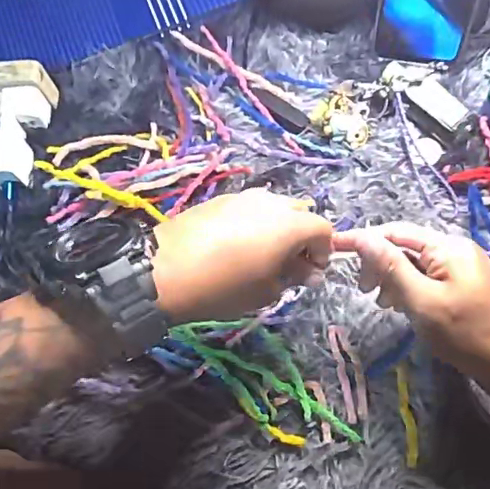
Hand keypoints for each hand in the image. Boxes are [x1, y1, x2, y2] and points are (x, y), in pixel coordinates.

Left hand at [152, 189, 333, 321]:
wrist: (166, 270)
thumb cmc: (225, 287)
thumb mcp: (266, 292)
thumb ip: (293, 277)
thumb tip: (308, 272)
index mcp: (291, 224)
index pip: (323, 229)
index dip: (323, 251)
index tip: (312, 272)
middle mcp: (271, 202)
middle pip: (300, 213)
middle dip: (302, 236)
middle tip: (290, 263)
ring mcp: (243, 196)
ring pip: (273, 207)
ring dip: (277, 228)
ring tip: (262, 254)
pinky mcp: (219, 199)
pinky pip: (248, 208)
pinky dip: (254, 223)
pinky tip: (237, 246)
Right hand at [333, 222, 489, 374]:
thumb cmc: (463, 333)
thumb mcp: (421, 300)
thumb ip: (391, 267)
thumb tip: (362, 238)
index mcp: (447, 246)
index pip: (394, 232)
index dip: (362, 239)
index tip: (333, 247)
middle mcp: (455, 248)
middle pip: (404, 244)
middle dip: (378, 262)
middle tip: (363, 290)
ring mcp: (462, 265)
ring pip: (414, 261)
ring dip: (391, 277)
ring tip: (381, 302)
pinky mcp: (463, 282)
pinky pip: (426, 275)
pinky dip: (407, 286)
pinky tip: (400, 305)